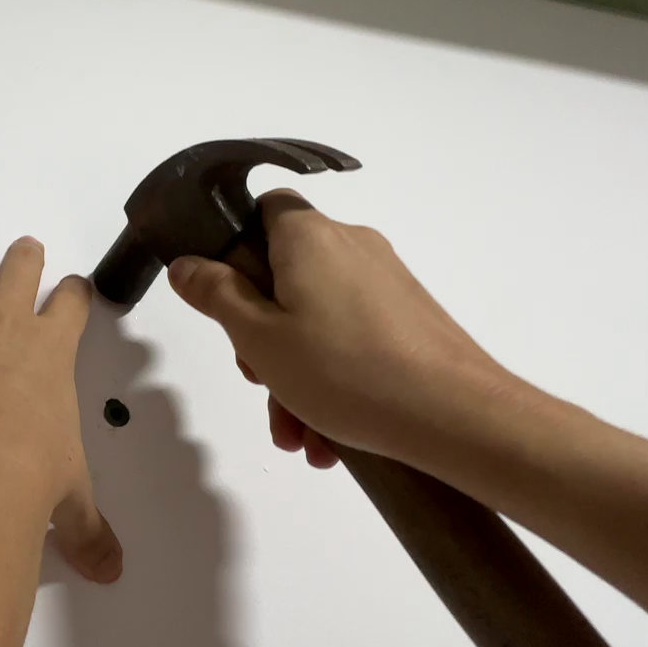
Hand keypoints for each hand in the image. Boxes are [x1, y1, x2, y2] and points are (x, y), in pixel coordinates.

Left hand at [0, 237, 122, 582]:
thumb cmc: (30, 476)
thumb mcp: (68, 499)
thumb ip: (88, 530)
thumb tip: (111, 572)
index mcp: (54, 349)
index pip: (72, 303)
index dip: (76, 292)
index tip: (75, 288)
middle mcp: (9, 324)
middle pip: (22, 269)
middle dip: (26, 257)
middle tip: (26, 247)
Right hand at [167, 191, 522, 467]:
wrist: (462, 419)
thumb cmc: (343, 369)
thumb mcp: (257, 336)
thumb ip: (214, 293)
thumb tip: (185, 263)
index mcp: (307, 236)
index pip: (262, 208)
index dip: (234, 245)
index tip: (225, 297)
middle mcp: (349, 246)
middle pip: (282, 275)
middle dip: (260, 336)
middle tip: (259, 381)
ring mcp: (384, 283)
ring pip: (313, 318)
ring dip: (292, 375)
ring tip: (295, 434)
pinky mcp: (408, 318)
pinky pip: (349, 339)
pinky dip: (330, 380)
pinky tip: (325, 438)